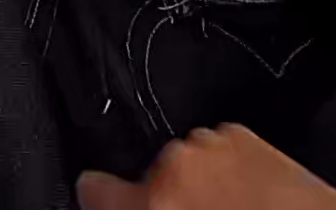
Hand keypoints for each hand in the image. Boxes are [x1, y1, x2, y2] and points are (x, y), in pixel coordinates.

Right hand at [77, 125, 335, 209]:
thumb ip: (148, 206)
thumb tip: (127, 198)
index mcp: (156, 202)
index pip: (98, 191)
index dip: (93, 193)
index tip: (89, 191)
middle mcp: (173, 164)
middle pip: (151, 177)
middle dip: (164, 199)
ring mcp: (208, 143)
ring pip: (186, 162)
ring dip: (197, 184)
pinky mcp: (238, 132)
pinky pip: (216, 149)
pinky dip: (223, 168)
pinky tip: (245, 196)